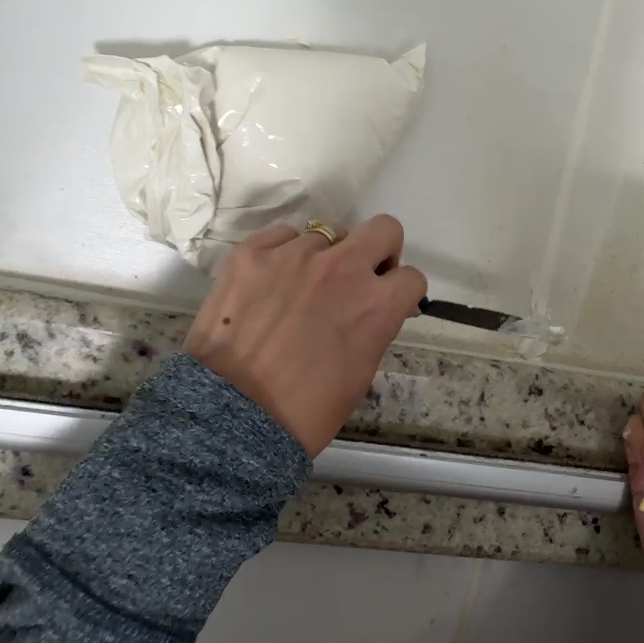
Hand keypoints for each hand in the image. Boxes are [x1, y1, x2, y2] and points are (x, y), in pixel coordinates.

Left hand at [184, 215, 426, 456]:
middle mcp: (342, 267)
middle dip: (379, 251)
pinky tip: (269, 283)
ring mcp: (293, 254)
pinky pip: (281, 236)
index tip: (388, 302)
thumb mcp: (359, 375)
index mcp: (376, 305)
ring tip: (298, 290)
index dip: (401, 292)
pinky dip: (283, 255)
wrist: (231, 413)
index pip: (412, 277)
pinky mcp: (251, 252)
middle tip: (360, 277)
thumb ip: (375, 330)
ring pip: (325, 235)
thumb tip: (377, 311)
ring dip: (322, 259)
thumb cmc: (304, 411)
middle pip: (383, 229)